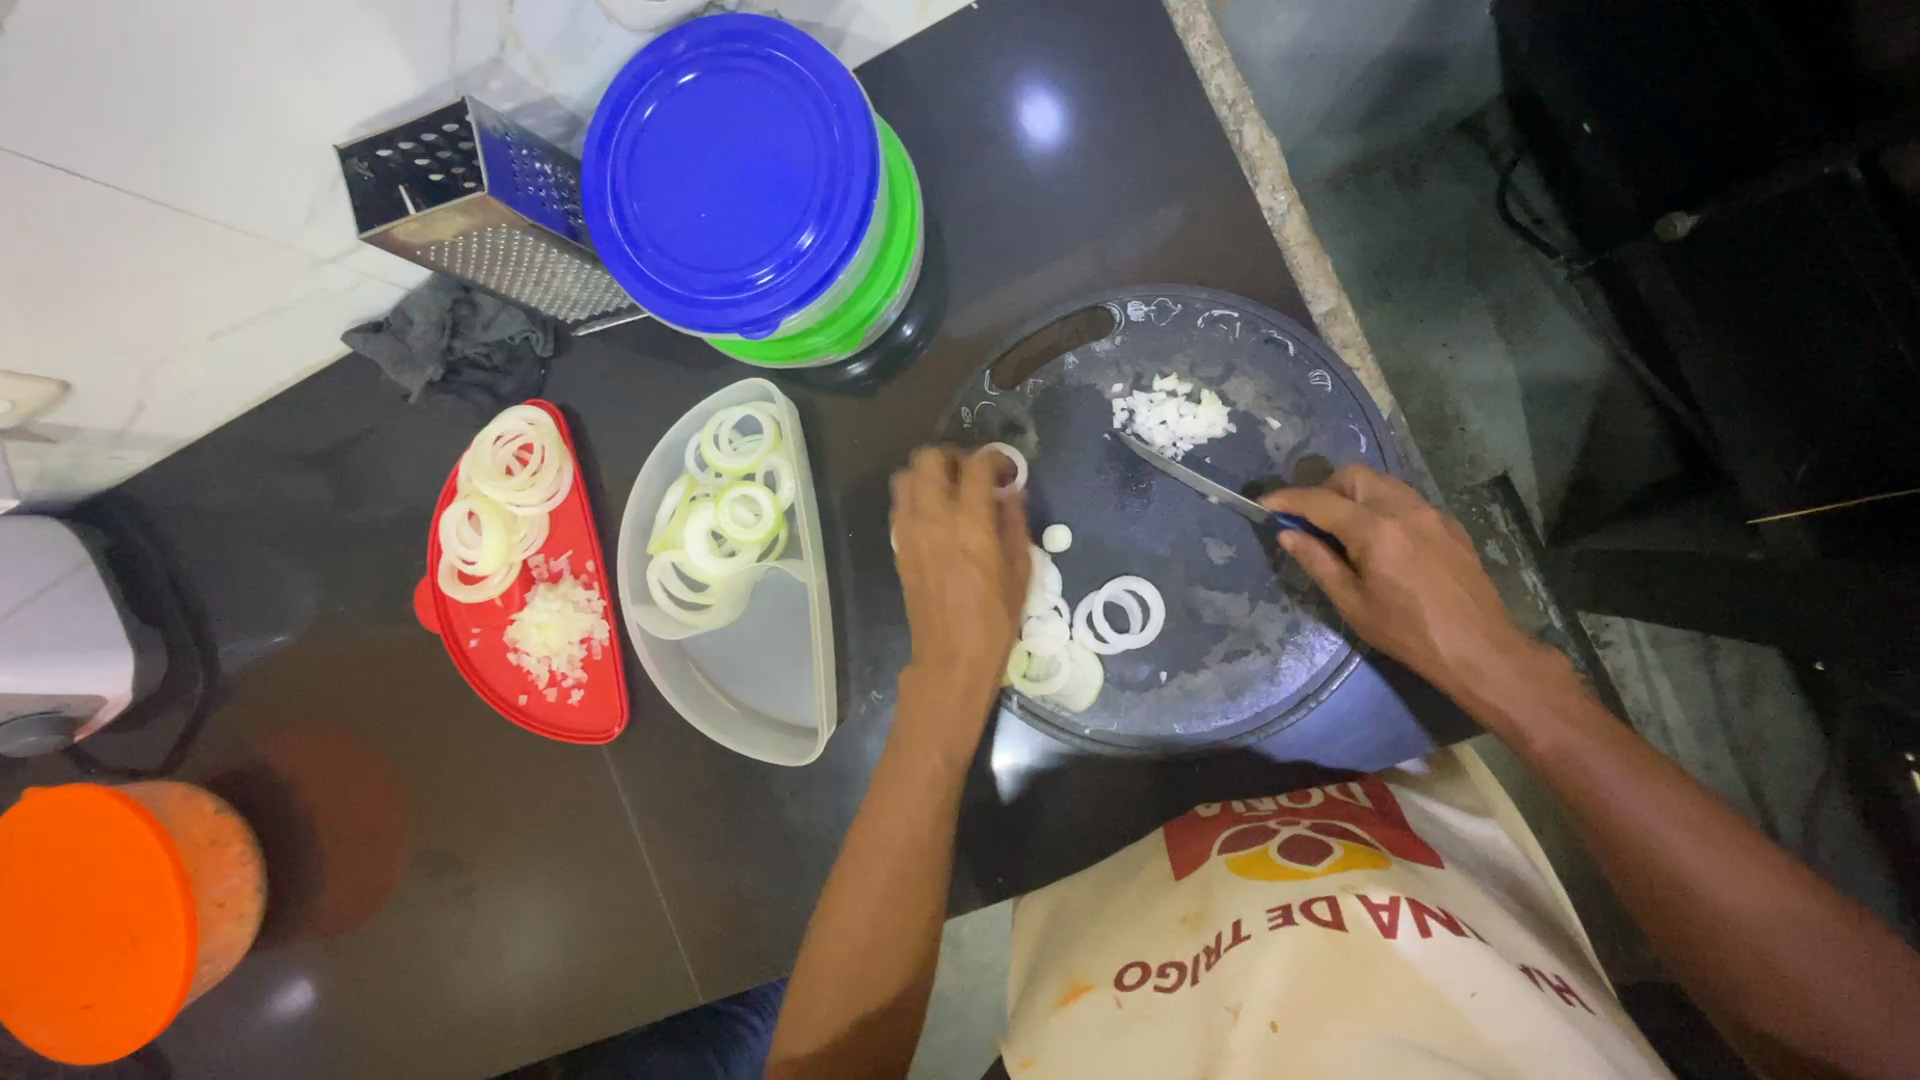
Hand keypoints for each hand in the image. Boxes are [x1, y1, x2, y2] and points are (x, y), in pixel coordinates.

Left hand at [890, 447, 1031, 714]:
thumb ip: (1014, 522)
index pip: (977, 465)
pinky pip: (900, 504)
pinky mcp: (898, 545)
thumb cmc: (994, 618)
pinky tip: (938, 516)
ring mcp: (909, 530)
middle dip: (955, 458)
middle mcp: (933, 517)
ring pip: (906, 476)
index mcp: (970, 522)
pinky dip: (917, 497)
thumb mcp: (1020, 569)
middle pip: (930, 458)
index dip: (996, 459)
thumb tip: (1011, 492)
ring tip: (952, 491)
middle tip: (974, 476)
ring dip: (930, 474)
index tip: (1008, 471)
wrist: (952, 656)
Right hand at [1261, 465, 1543, 706]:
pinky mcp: (1448, 523)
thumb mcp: (1351, 603)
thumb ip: (1317, 562)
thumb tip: (1288, 534)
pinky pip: (1405, 499)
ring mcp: (1430, 513)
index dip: (1288, 500)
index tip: (1265, 504)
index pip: (1320, 501)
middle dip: (1324, 489)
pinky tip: (1379, 539)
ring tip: (1342, 528)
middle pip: (1354, 476)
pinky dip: (1381, 506)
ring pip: (1382, 482)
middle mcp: (1403, 510)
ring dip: (1354, 494)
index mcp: (1375, 531)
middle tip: (1310, 521)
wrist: (1478, 647)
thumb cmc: (1406, 632)